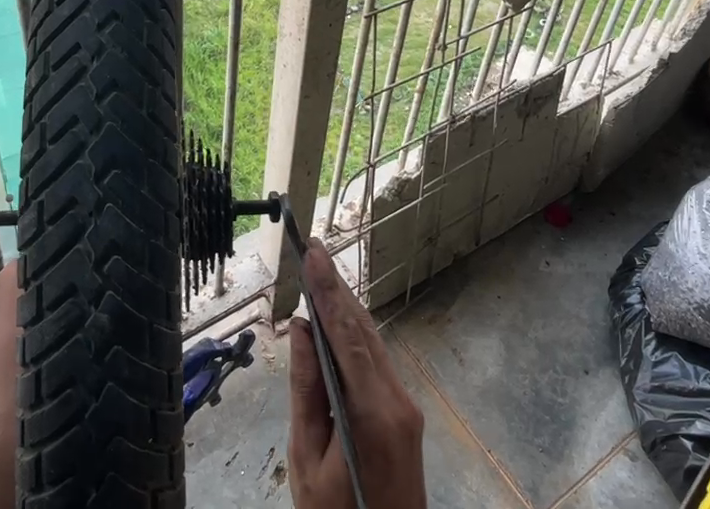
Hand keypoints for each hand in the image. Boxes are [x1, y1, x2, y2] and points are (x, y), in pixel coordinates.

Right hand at [288, 239, 425, 508]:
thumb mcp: (308, 459)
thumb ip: (305, 391)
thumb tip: (301, 330)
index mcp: (373, 413)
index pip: (347, 337)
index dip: (328, 291)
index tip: (312, 253)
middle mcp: (399, 401)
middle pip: (364, 332)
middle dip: (337, 289)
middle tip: (313, 250)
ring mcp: (407, 408)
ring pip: (373, 344)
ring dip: (345, 308)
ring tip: (320, 273)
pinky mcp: (405, 415)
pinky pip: (376, 363)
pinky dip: (353, 335)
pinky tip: (336, 319)